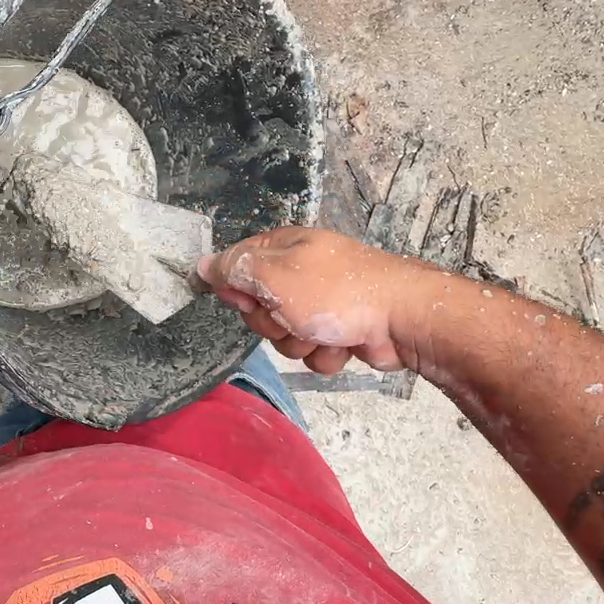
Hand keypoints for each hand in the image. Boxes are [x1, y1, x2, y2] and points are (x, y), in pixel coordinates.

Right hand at [197, 227, 441, 373]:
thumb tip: (201, 265)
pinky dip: (324, 354)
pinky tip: (342, 345)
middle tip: (291, 318)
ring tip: (323, 334)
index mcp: (286, 248)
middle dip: (272, 323)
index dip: (237, 289)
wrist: (402, 320)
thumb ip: (234, 269)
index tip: (249, 299)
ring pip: (283, 336)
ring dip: (299, 343)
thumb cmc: (336, 293)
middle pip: (258, 308)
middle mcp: (302, 272)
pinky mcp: (339, 331)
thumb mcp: (274, 276)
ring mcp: (322, 303)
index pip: (237, 267)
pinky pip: (311, 351)